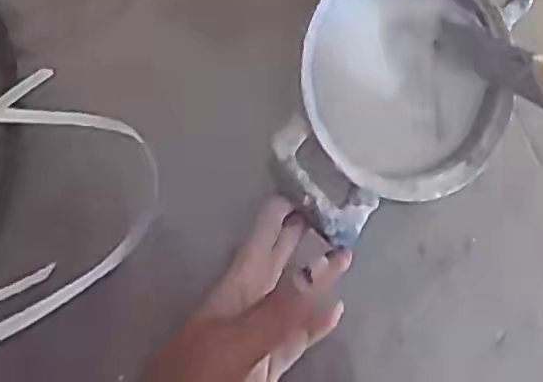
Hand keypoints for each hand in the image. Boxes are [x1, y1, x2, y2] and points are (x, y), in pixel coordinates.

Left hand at [143, 198, 350, 381]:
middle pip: (280, 255)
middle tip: (336, 204)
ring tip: (347, 252)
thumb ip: (279, 306)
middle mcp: (247, 300)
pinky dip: (314, 323)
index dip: (288, 204)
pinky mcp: (262, 365)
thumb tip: (321, 262)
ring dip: (318, 277)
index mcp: (236, 282)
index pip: (266, 229)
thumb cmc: (196, 377)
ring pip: (292, 296)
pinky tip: (336, 310)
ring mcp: (254, 333)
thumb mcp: (236, 342)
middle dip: (305, 230)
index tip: (317, 180)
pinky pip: (293, 337)